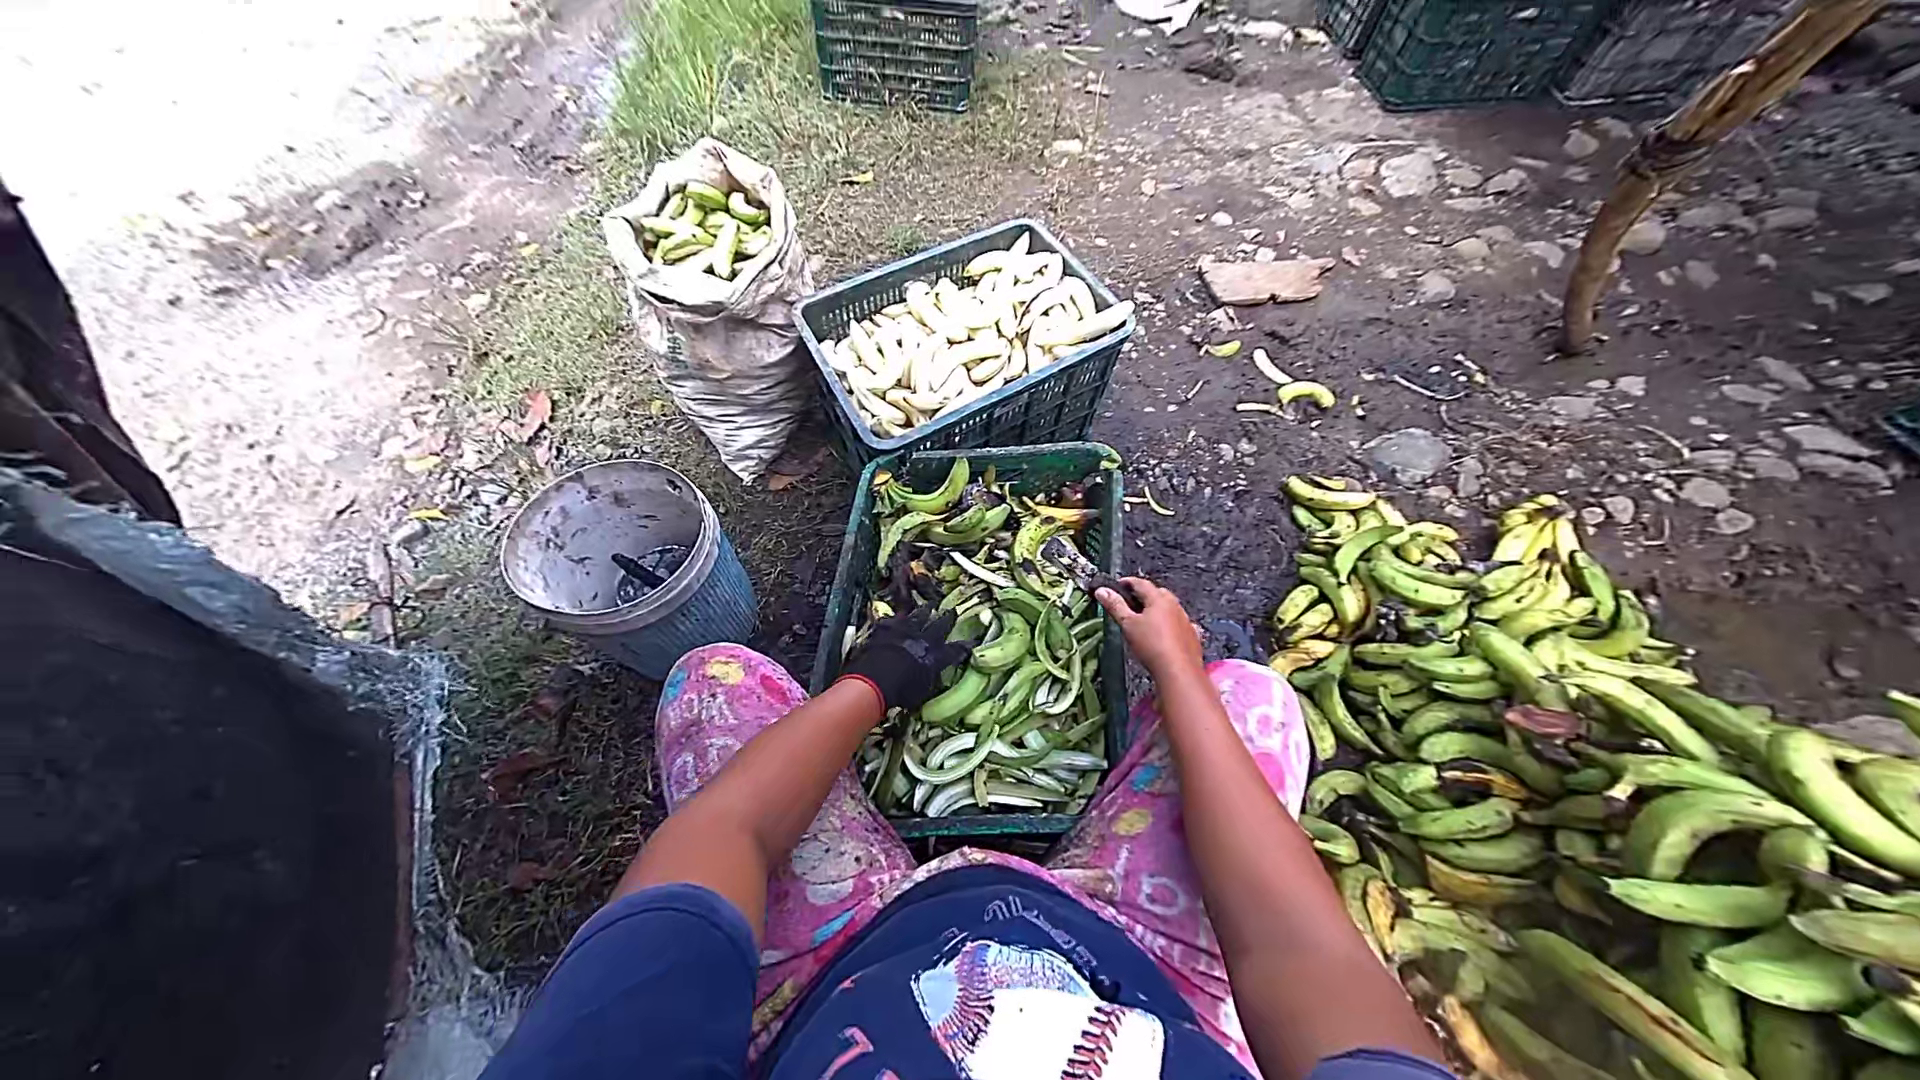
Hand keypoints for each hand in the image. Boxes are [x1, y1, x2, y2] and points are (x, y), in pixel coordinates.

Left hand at [836, 606, 975, 711]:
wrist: (872, 680)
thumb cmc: (900, 693)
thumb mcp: (922, 692)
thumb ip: (930, 680)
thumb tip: (934, 677)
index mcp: (935, 656)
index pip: (954, 650)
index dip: (963, 647)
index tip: (970, 642)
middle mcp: (922, 639)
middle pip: (938, 625)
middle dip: (947, 619)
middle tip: (952, 611)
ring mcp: (903, 630)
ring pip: (917, 616)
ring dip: (924, 611)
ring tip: (928, 606)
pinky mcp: (883, 629)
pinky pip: (892, 620)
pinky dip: (894, 620)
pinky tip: (893, 619)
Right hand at [1096, 576, 1203, 680]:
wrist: (1178, 672)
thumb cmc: (1152, 646)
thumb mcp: (1128, 624)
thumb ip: (1115, 605)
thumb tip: (1102, 591)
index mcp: (1159, 599)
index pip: (1141, 583)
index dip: (1127, 582)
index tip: (1118, 585)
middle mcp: (1175, 606)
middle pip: (1157, 593)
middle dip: (1143, 595)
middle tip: (1129, 602)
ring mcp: (1185, 620)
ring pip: (1169, 608)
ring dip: (1157, 609)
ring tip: (1144, 619)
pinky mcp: (1191, 635)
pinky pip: (1178, 624)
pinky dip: (1169, 624)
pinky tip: (1163, 634)